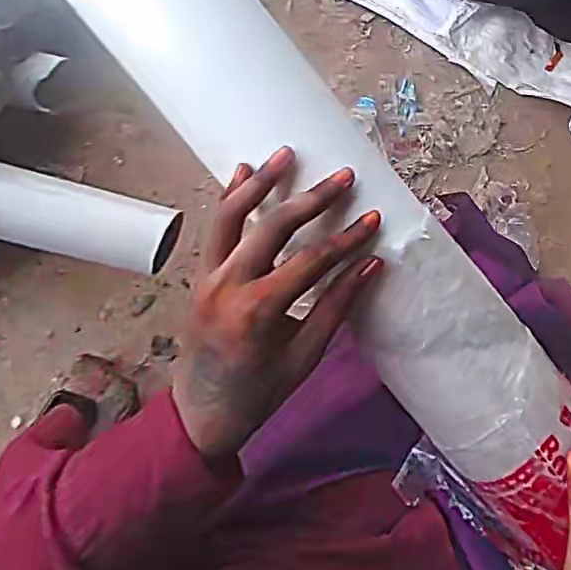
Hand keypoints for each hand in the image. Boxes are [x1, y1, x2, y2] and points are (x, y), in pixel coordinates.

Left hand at [174, 146, 382, 459]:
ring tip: (285, 154)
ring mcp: (206, 277)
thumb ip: (336, 307)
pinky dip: (229, 197)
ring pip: (230, 216)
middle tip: (341, 177)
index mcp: (257, 312)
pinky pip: (214, 229)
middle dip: (310, 199)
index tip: (372, 219)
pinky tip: (244, 171)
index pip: (311, 262)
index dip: (346, 239)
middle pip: (271, 228)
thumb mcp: (305, 356)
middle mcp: (227, 286)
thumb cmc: (258, 393)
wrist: (199, 415)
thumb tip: (371, 264)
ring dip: (259, 182)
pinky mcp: (198, 274)